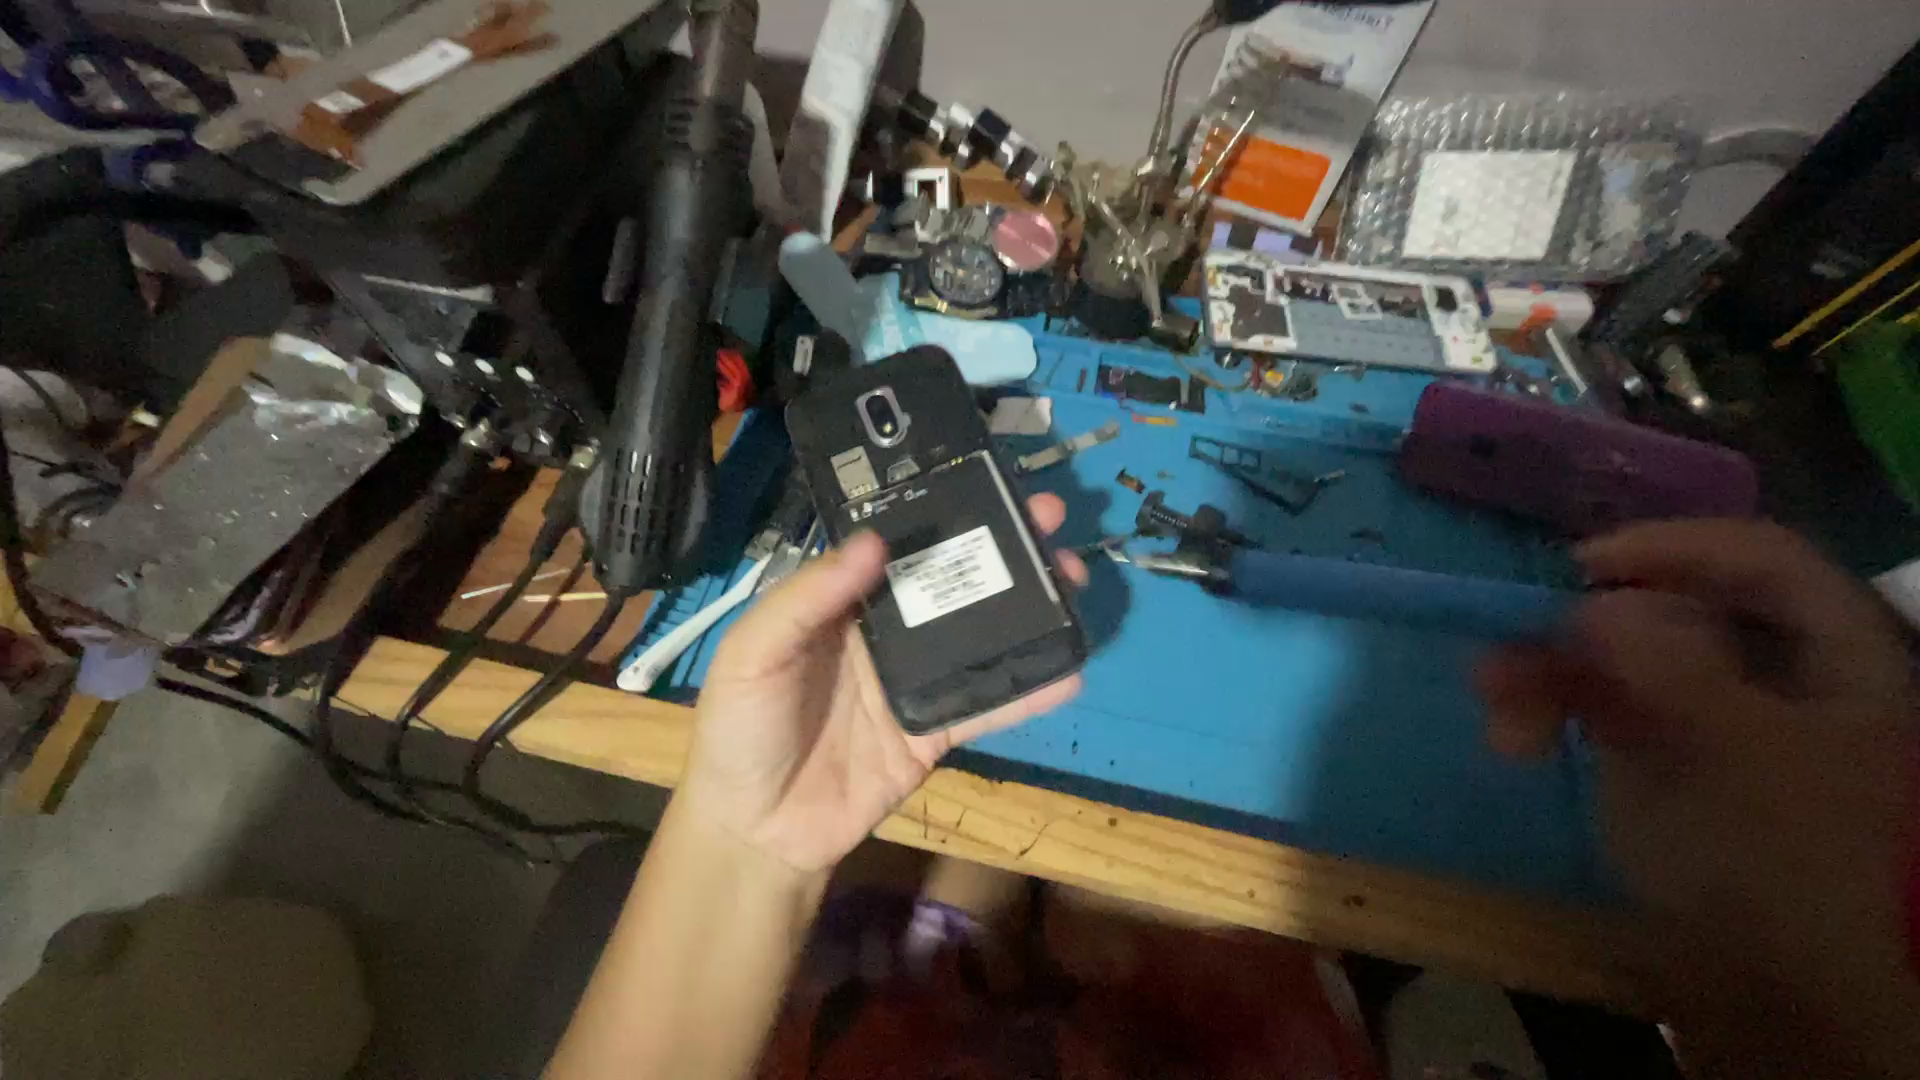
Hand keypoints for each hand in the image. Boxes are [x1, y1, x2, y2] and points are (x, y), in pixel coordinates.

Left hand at [677, 495, 1085, 872]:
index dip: (941, 516)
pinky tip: (1068, 670)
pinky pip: (985, 706)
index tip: (986, 489)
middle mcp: (886, 633)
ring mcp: (915, 682)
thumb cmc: (741, 728)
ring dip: (1026, 607)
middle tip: (1049, 522)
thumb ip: (807, 597)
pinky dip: (1027, 691)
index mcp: (842, 604)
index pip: (899, 546)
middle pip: (951, 582)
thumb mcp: (753, 652)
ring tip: (1070, 578)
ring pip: (979, 636)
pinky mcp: (934, 731)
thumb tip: (873, 541)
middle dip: (1001, 549)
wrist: (756, 830)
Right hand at [1476, 520, 1919, 1069]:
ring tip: (1495, 708)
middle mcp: (1767, 672)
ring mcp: (1705, 711)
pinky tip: (1509, 737)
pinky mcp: (1649, 751)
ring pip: (1607, 654)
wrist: (1783, 996)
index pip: (1757, 559)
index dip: (1669, 547)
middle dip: (1574, 625)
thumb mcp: (1740, 758)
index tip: (1576, 567)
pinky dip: (1542, 708)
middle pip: (1662, 605)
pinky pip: (1584, 701)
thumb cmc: (1790, 867)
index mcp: (1837, 661)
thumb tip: (1590, 599)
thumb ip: (1668, 665)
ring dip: (1542, 670)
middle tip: (1512, 645)